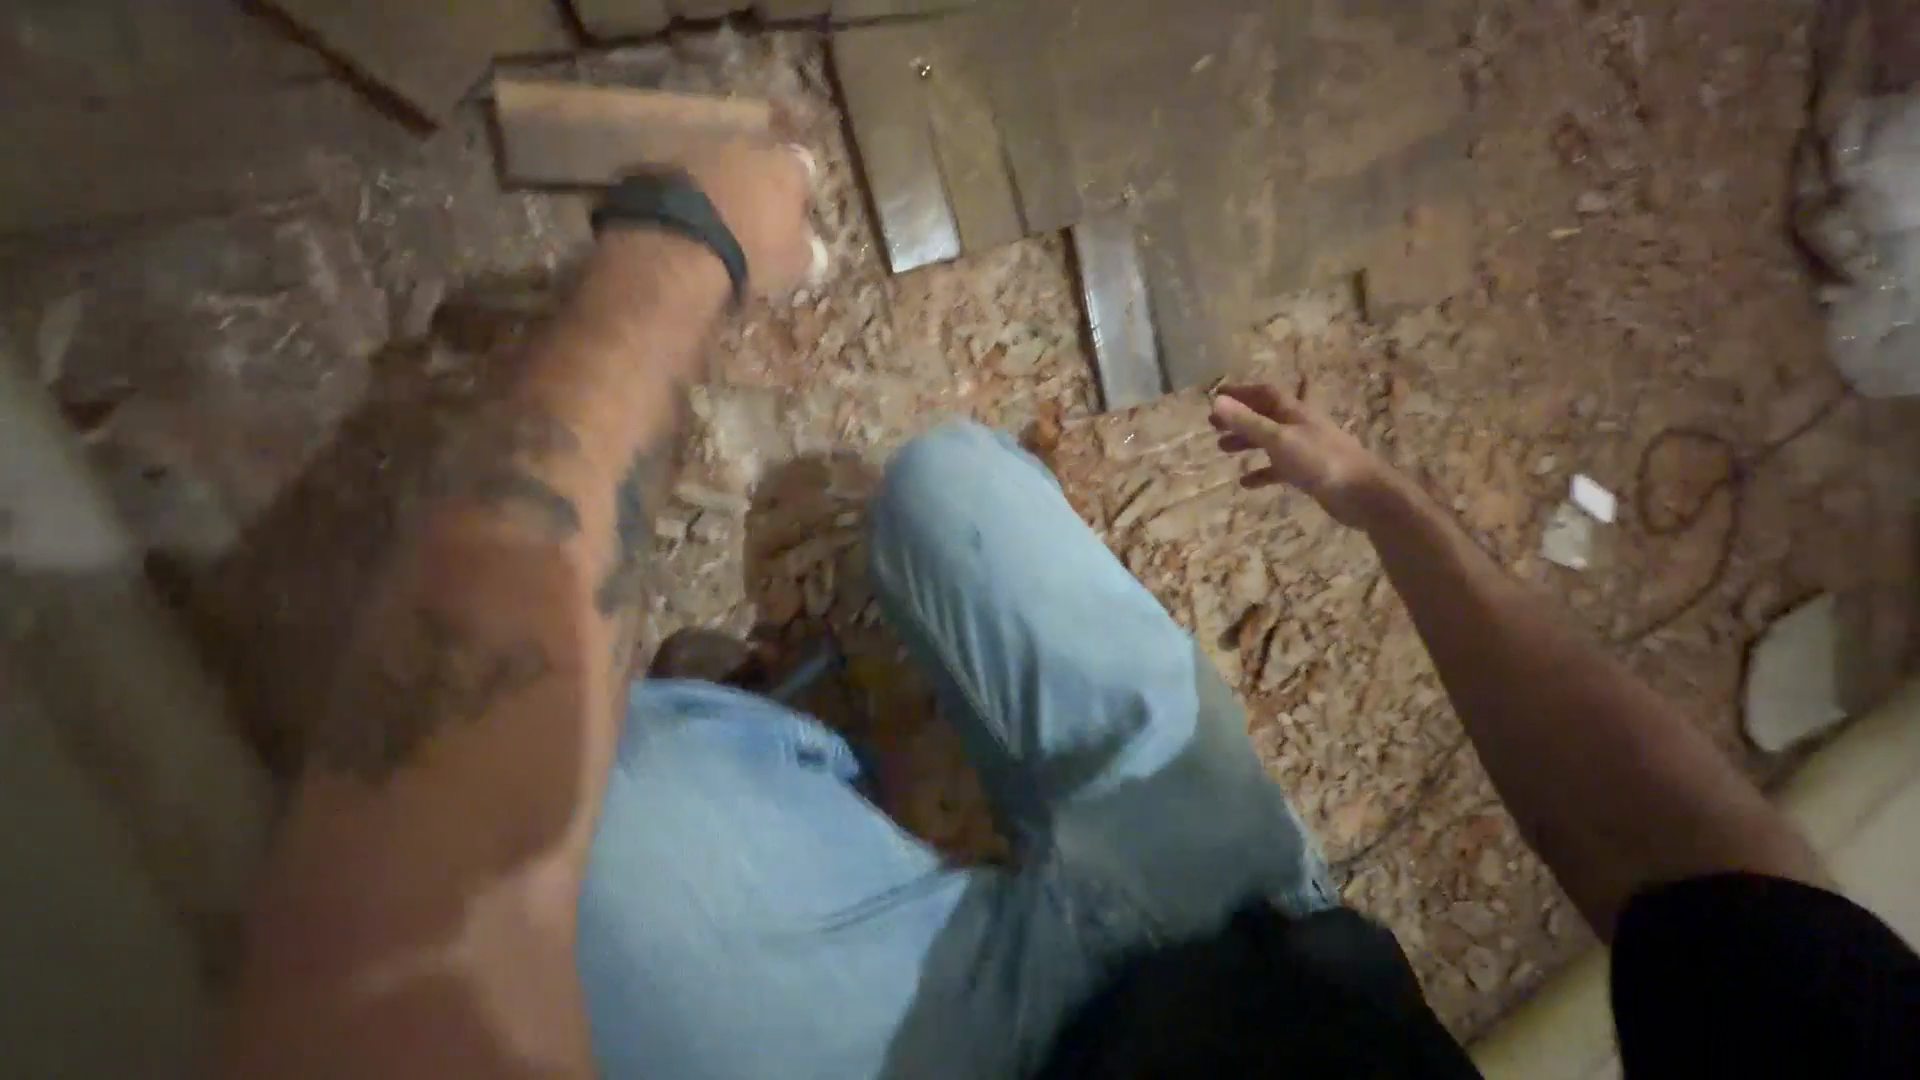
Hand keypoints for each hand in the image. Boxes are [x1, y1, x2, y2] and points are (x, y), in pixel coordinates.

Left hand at [674, 141, 823, 296]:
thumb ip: (808, 250)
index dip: (799, 194)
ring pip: (717, 167)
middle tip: (753, 223)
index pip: (803, 169)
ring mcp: (698, 150)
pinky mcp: (660, 163)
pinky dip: (687, 197)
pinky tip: (685, 227)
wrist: (680, 248)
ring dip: (719, 189)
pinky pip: (682, 180)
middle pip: (756, 162)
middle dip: (756, 187)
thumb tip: (812, 248)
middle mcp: (744, 144)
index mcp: (784, 165)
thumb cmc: (752, 254)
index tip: (794, 219)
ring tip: (715, 228)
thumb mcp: (794, 264)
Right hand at [1210, 383, 1395, 527]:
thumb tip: (1216, 401)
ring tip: (1222, 450)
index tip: (1218, 394)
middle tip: (1213, 425)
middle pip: (1264, 416)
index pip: (1265, 393)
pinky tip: (1246, 483)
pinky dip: (1261, 473)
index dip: (1241, 391)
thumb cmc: (1320, 460)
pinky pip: (1278, 469)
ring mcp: (1304, 449)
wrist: (1362, 493)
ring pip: (1269, 441)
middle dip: (1239, 418)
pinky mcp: (1307, 472)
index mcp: (1294, 412)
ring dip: (1246, 443)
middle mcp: (1298, 426)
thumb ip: (1247, 422)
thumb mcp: (1279, 439)